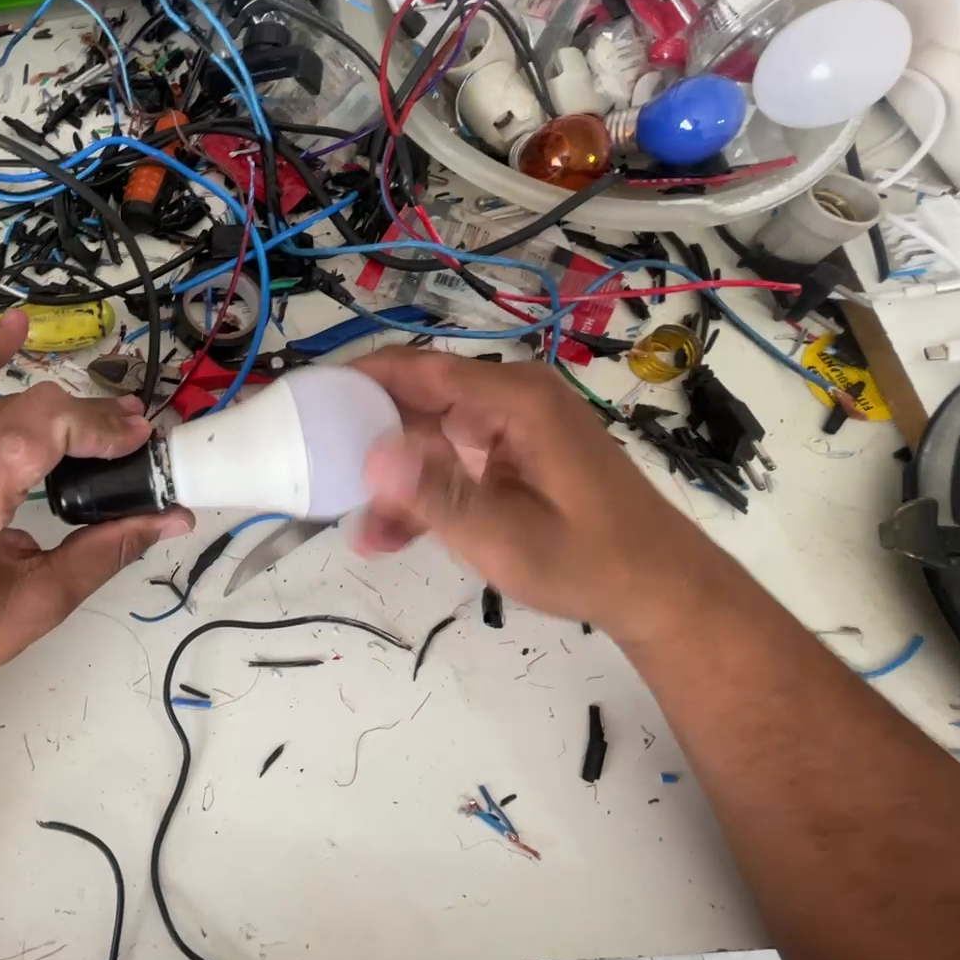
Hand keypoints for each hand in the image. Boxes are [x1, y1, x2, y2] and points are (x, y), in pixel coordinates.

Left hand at [0, 312, 193, 713]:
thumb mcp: (38, 602)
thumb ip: (106, 551)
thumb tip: (169, 518)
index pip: (39, 429)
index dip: (96, 426)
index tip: (140, 441)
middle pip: (25, 410)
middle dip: (86, 418)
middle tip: (135, 439)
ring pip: (0, 405)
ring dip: (55, 410)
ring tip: (106, 421)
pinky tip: (15, 326)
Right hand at [349, 348, 725, 634]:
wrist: (659, 590)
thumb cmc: (588, 562)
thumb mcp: (503, 537)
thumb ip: (435, 495)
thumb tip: (370, 457)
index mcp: (511, 401)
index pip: (413, 368)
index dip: (352, 379)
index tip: (301, 401)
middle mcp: (506, 400)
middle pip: (410, 399)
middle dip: (361, 437)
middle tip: (313, 470)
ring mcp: (506, 426)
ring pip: (421, 435)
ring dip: (389, 477)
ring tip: (359, 526)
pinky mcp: (505, 452)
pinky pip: (444, 459)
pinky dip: (417, 491)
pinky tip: (391, 533)